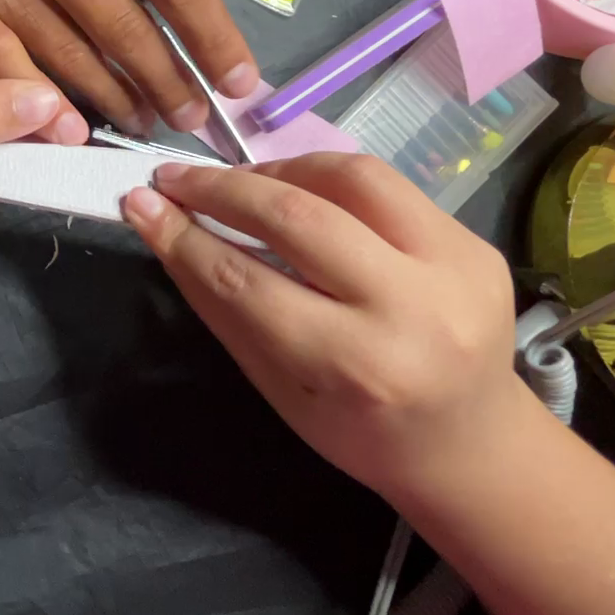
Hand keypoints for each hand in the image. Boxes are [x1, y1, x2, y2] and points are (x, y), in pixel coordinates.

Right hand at [120, 155, 527, 501]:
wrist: (472, 446)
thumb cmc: (356, 429)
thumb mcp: (273, 382)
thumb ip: (217, 300)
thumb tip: (158, 224)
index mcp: (358, 367)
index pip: (247, 281)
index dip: (183, 236)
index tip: (140, 202)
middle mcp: (416, 310)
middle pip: (299, 217)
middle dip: (222, 189)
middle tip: (175, 179)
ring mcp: (457, 267)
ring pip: (350, 177)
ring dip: (278, 168)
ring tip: (238, 183)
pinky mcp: (475, 241)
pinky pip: (383, 184)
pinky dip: (323, 178)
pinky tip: (294, 193)